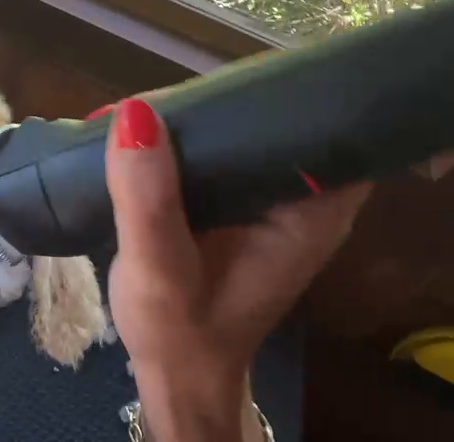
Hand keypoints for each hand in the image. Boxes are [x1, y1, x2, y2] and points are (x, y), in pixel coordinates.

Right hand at [103, 97, 369, 441]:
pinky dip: (178, 135)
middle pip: (271, 115)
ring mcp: (267, 197)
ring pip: (238, 127)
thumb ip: (148, 196)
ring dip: (187, 114)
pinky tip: (138, 132)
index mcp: (309, 211)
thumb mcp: (159, 269)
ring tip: (129, 113)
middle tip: (143, 103)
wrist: (177, 376)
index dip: (280, 88)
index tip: (216, 77)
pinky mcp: (235, 200)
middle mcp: (299, 196)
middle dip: (210, 97)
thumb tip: (135, 111)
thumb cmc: (180, 333)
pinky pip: (214, 147)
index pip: (324, 122)